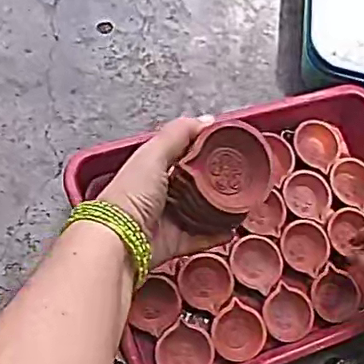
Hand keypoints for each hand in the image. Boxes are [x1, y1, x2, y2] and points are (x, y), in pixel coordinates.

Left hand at [97, 115, 235, 267]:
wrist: (120, 240)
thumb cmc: (132, 193)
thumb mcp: (154, 154)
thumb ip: (179, 134)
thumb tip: (207, 120)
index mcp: (153, 168)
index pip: (184, 154)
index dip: (205, 150)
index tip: (231, 148)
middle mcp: (160, 193)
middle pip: (194, 184)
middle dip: (217, 182)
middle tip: (243, 177)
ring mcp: (167, 219)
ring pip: (200, 211)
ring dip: (220, 208)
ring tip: (243, 202)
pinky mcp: (174, 243)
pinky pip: (200, 237)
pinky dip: (216, 234)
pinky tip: (233, 229)